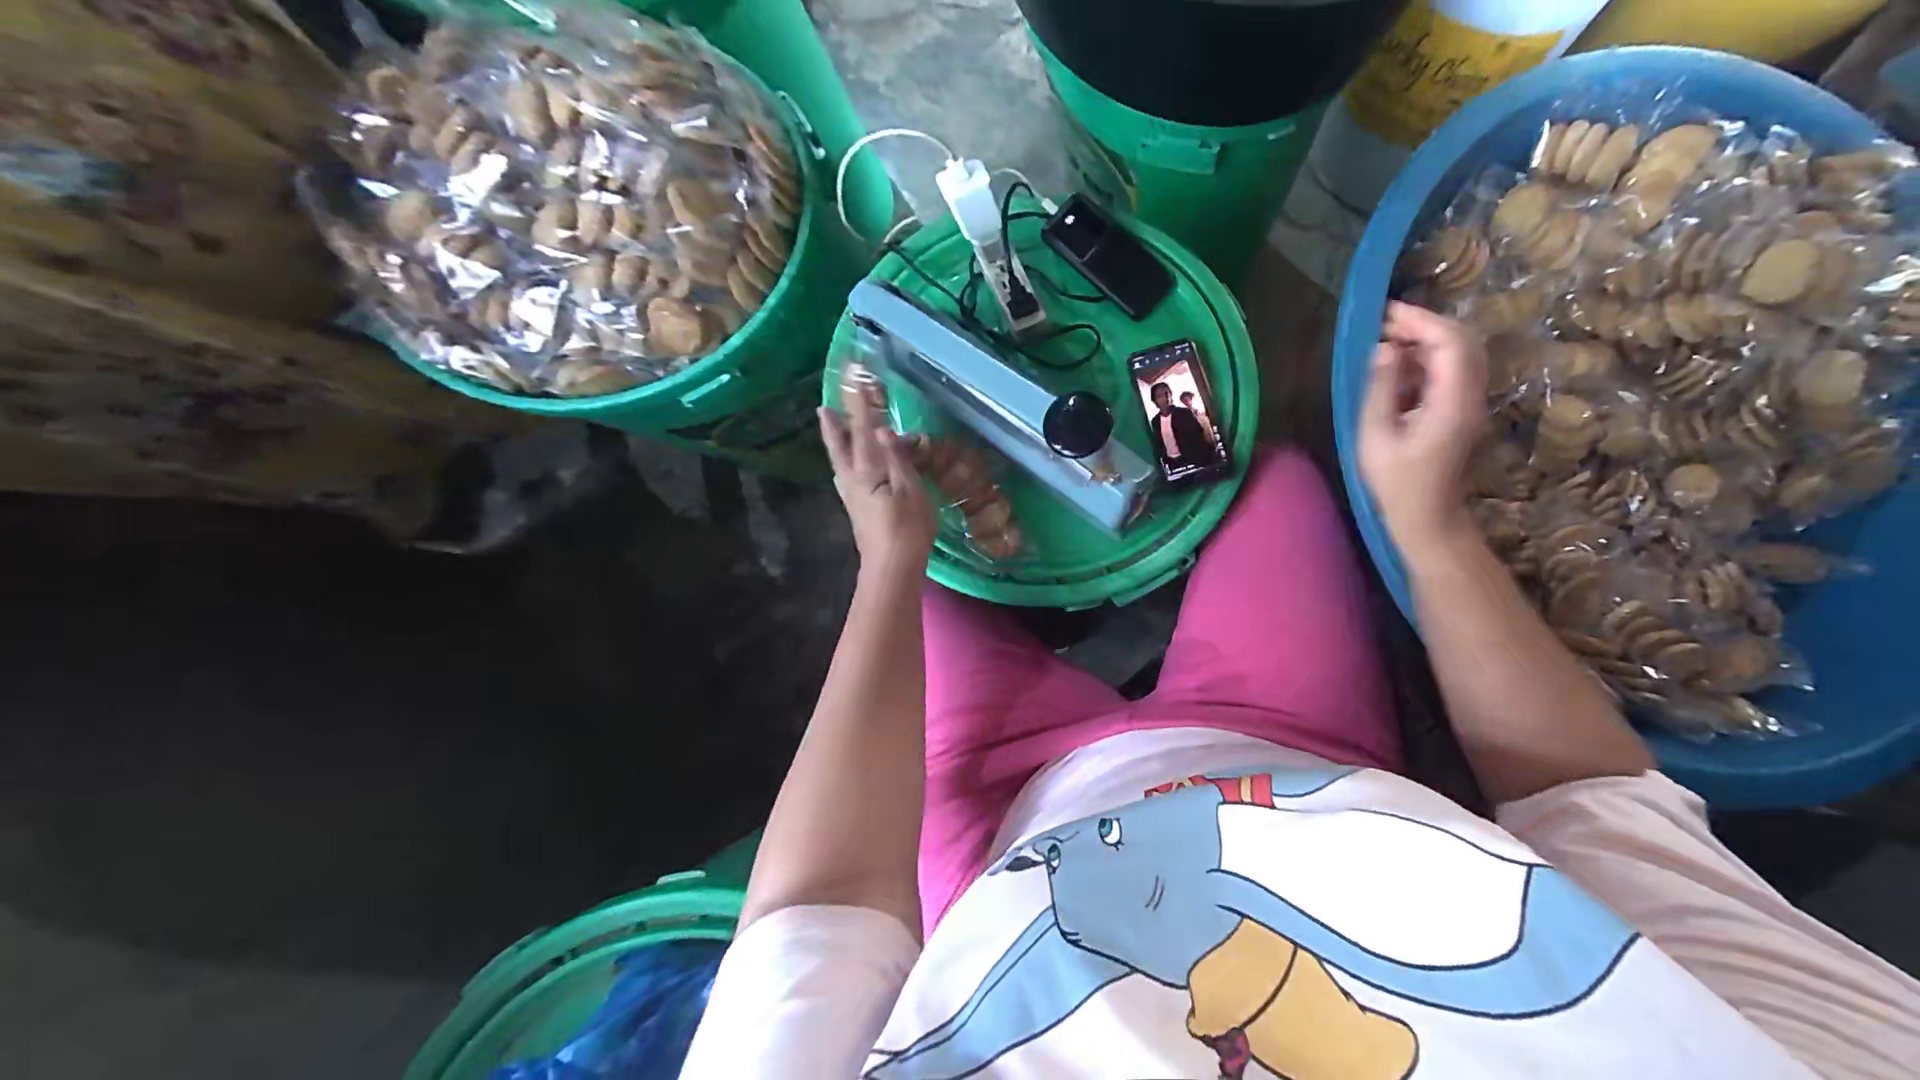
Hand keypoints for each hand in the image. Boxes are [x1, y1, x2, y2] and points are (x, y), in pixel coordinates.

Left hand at [818, 392, 935, 578]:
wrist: (891, 568)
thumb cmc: (907, 529)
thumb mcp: (911, 490)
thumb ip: (897, 458)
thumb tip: (881, 429)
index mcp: (868, 469)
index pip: (863, 427)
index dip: (861, 400)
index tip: (857, 375)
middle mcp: (853, 478)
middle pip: (841, 443)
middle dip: (836, 420)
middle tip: (825, 403)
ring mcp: (852, 495)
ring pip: (840, 458)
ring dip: (835, 437)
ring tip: (830, 421)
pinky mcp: (856, 508)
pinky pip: (845, 472)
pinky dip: (842, 456)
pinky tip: (846, 462)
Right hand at [1359, 301, 1487, 547]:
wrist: (1426, 516)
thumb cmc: (1395, 482)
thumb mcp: (1376, 436)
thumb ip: (1381, 389)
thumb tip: (1385, 348)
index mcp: (1452, 402)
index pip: (1450, 344)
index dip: (1421, 321)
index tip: (1386, 313)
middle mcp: (1471, 396)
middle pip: (1462, 342)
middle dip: (1425, 324)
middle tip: (1385, 323)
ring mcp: (1470, 403)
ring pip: (1460, 354)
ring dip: (1427, 340)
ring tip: (1387, 340)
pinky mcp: (1461, 410)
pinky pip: (1452, 371)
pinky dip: (1428, 358)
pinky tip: (1399, 365)